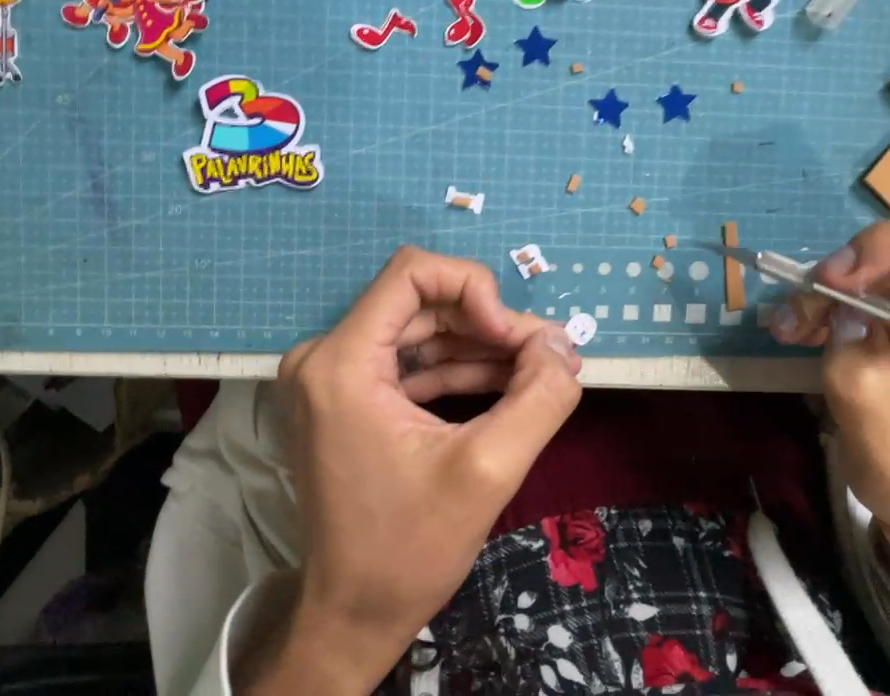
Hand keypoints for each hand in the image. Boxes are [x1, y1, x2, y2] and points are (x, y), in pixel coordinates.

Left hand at [249, 247, 583, 692]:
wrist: (351, 617)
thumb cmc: (409, 549)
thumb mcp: (488, 471)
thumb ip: (539, 398)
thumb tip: (564, 345)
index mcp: (341, 362)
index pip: (412, 273)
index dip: (475, 288)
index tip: (515, 337)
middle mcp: (325, 356)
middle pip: (421, 304)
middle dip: (489, 322)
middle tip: (548, 354)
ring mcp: (332, 378)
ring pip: (419, 332)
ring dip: (480, 346)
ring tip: (540, 369)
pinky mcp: (346, 400)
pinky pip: (408, 364)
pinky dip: (457, 370)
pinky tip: (508, 383)